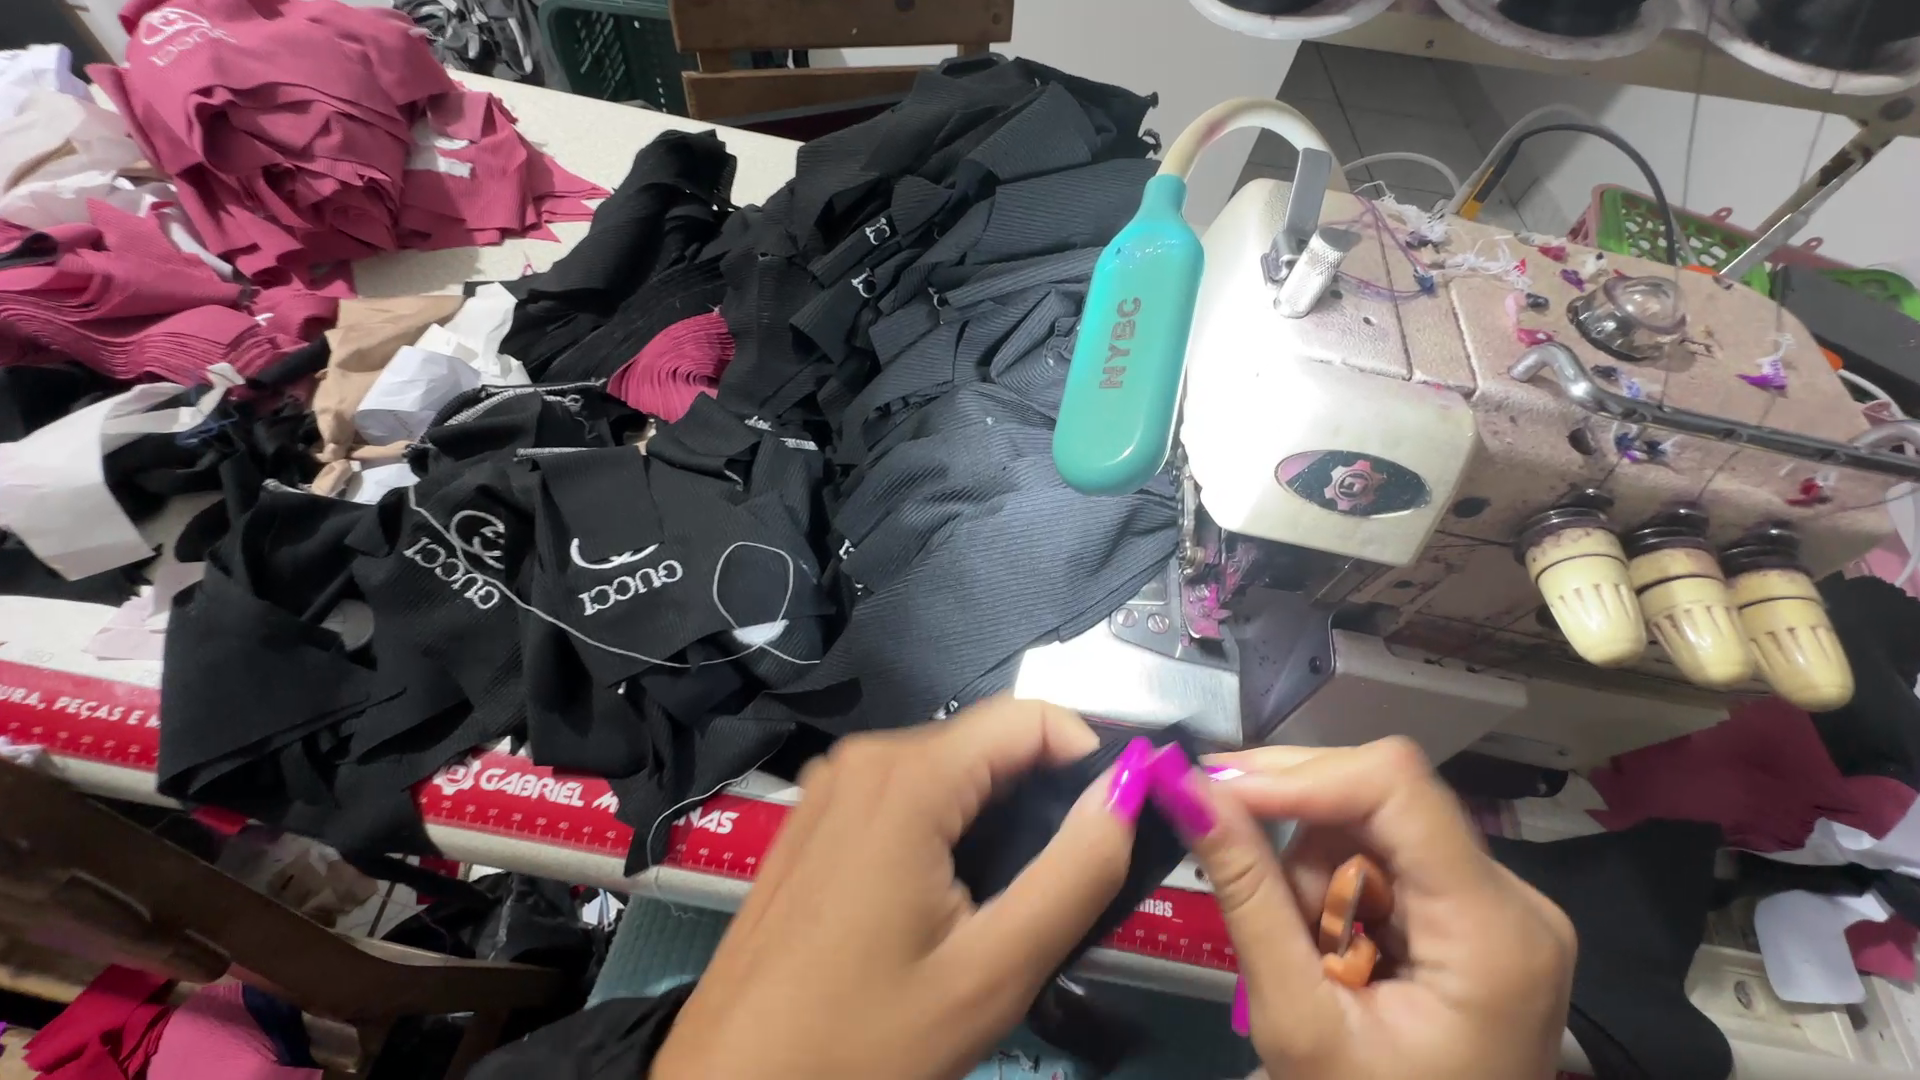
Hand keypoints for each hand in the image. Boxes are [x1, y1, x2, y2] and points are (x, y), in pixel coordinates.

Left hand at [651, 699, 1141, 1079]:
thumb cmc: (863, 1040)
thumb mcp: (991, 971)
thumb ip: (1075, 872)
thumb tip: (1125, 790)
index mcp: (907, 775)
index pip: (1028, 718)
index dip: (1086, 756)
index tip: (1117, 816)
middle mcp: (865, 757)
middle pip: (987, 744)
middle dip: (1041, 793)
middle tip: (1065, 878)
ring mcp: (832, 783)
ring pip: (949, 768)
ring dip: (996, 814)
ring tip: (1006, 897)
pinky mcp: (817, 813)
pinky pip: (904, 792)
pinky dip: (947, 823)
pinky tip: (945, 895)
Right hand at [1182, 738, 1575, 1079]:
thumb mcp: (1297, 1019)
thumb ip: (1246, 892)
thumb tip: (1186, 789)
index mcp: (1492, 931)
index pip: (1395, 785)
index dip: (1299, 773)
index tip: (1215, 790)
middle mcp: (1511, 897)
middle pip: (1382, 792)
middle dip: (1294, 822)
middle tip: (1225, 852)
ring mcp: (1496, 903)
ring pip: (1370, 817)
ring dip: (1307, 861)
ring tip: (1298, 942)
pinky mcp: (1471, 912)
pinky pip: (1380, 849)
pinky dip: (1328, 879)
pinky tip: (1320, 938)